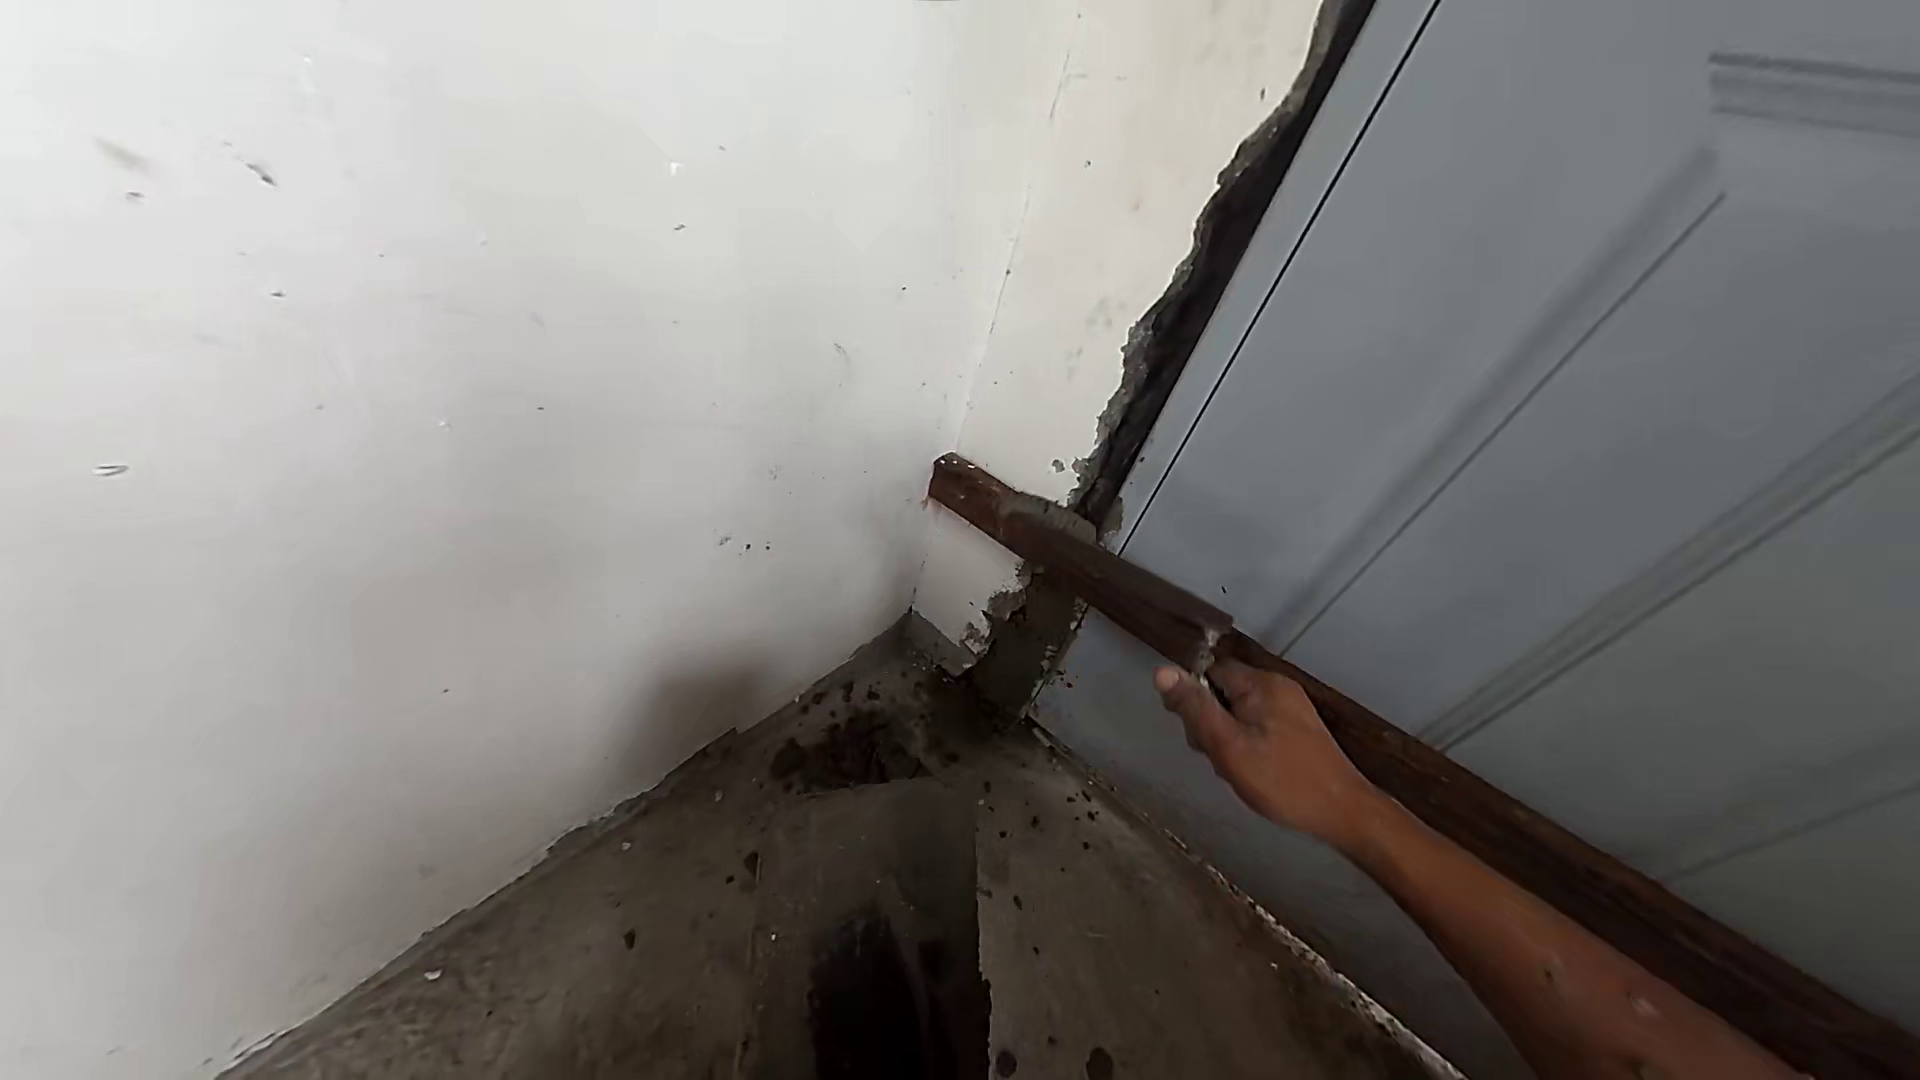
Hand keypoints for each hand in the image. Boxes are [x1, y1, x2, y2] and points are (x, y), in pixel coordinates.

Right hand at [1154, 659, 1381, 846]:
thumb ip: (1194, 707)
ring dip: (1228, 736)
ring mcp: (1291, 706)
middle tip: (1220, 757)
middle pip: (1222, 691)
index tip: (1196, 732)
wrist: (1346, 814)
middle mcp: (1277, 686)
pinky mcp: (1299, 726)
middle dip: (1211, 722)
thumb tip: (1162, 671)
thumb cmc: (1282, 780)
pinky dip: (1248, 742)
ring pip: (1238, 710)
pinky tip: (1254, 768)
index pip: (1208, 671)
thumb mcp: (1227, 745)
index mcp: (1260, 683)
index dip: (1193, 698)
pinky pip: (1257, 723)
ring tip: (1238, 767)